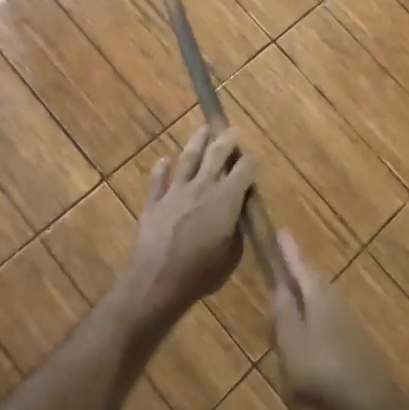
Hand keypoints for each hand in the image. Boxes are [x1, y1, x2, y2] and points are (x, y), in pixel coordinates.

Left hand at [125, 127, 255, 321]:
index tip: (254, 159)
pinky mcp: (154, 201)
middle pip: (216, 154)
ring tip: (203, 129)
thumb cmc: (201, 272)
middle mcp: (203, 187)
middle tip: (232, 131)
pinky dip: (161, 168)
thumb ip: (238, 229)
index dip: (251, 162)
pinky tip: (164, 160)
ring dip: (196, 142)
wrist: (158, 280)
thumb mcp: (232, 254)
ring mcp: (176, 191)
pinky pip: (158, 179)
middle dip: (227, 140)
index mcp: (227, 198)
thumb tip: (238, 214)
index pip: (245, 169)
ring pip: (188, 159)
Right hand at [269, 231, 406, 409]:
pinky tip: (299, 343)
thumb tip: (280, 284)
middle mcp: (333, 304)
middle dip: (295, 274)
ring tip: (283, 305)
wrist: (369, 407)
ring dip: (299, 303)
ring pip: (315, 304)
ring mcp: (342, 325)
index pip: (300, 266)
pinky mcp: (346, 347)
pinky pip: (320, 326)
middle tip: (280, 263)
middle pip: (310, 283)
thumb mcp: (292, 341)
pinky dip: (307, 327)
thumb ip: (283, 313)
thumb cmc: (323, 371)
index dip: (289, 251)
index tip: (282, 231)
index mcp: (318, 297)